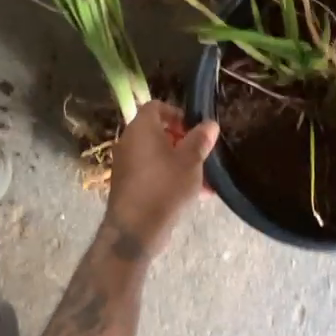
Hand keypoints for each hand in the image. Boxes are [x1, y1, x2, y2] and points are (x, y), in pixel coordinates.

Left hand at [105, 101, 218, 252]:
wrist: (136, 229)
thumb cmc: (165, 186)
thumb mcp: (190, 161)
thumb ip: (200, 140)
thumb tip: (209, 124)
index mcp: (141, 128)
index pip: (156, 106)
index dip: (177, 113)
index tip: (195, 129)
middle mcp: (129, 142)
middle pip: (158, 132)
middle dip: (183, 141)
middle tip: (202, 154)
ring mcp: (126, 164)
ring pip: (158, 155)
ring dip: (181, 162)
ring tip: (205, 179)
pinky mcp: (128, 185)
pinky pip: (152, 172)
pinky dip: (170, 177)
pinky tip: (194, 195)